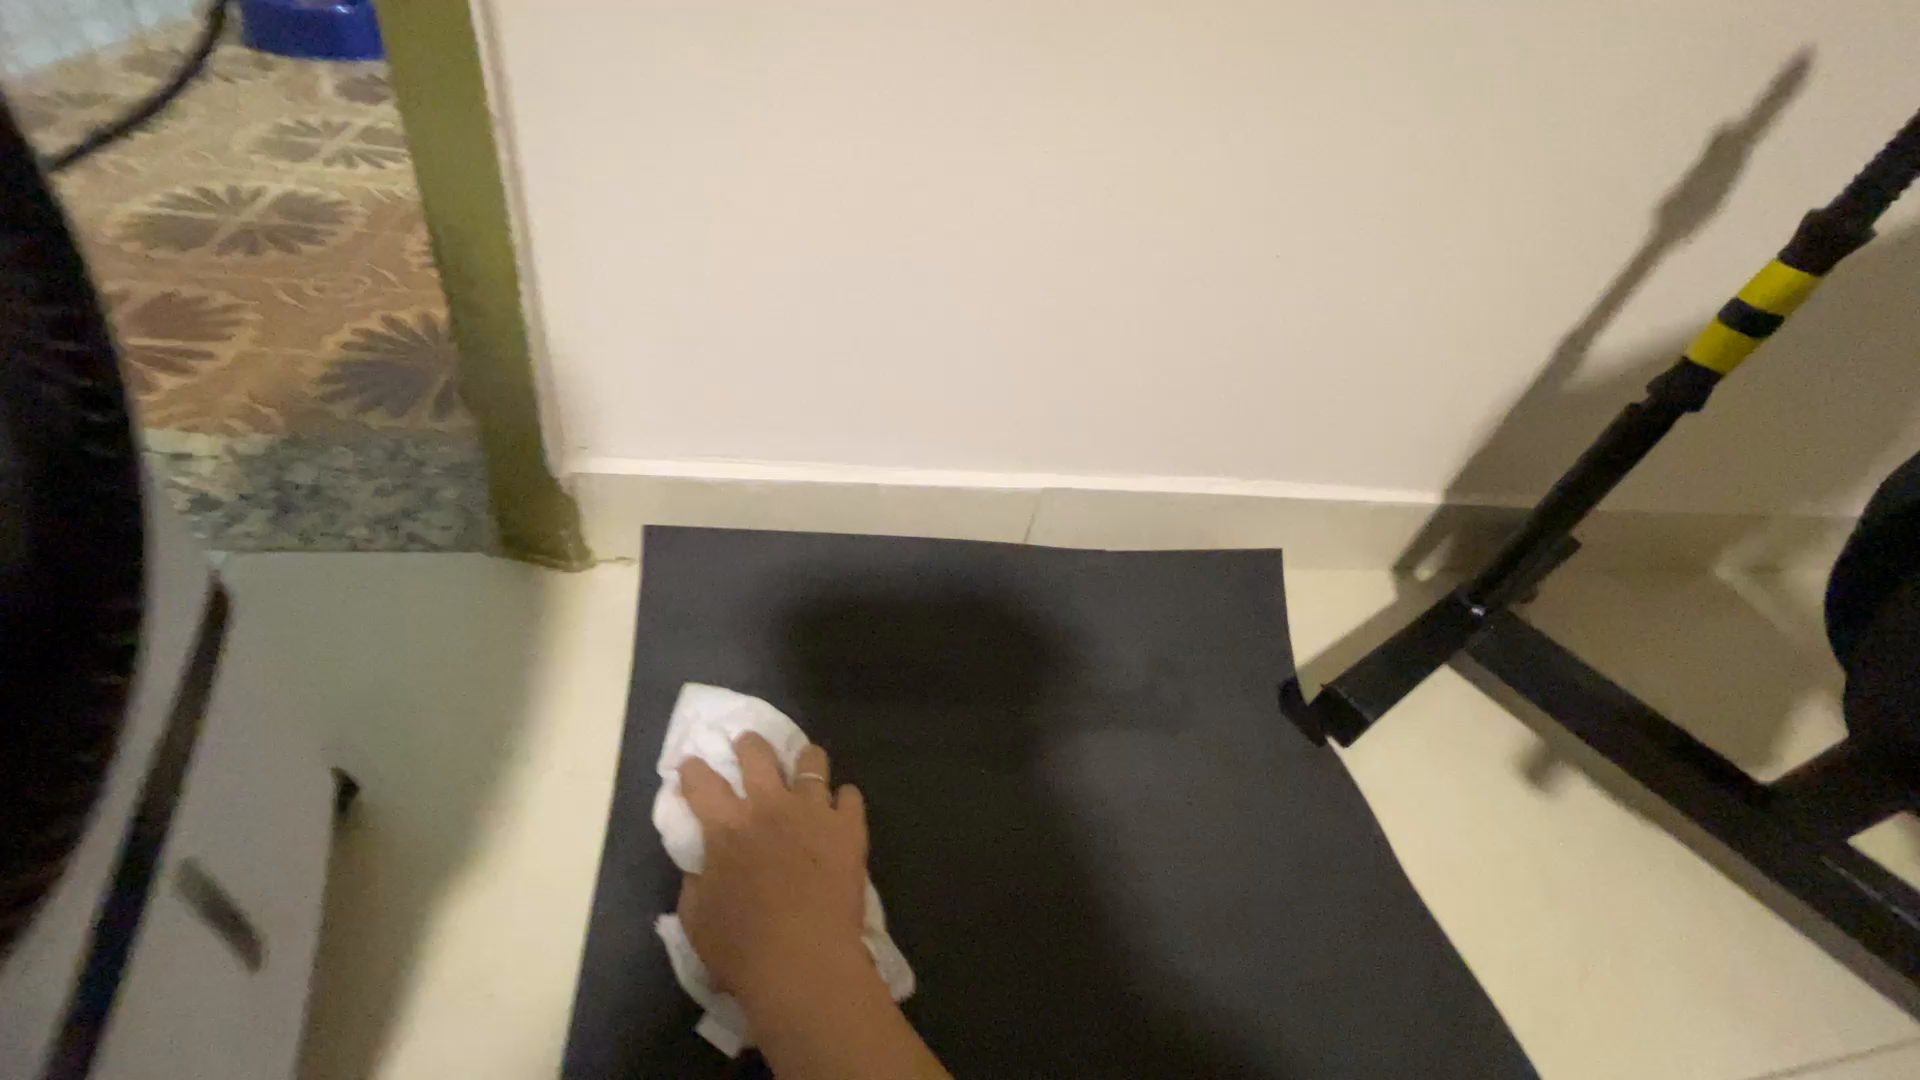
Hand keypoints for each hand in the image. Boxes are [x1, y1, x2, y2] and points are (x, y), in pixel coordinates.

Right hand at [677, 734, 871, 1002]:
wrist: (804, 960)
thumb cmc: (742, 948)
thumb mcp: (698, 918)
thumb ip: (698, 881)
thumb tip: (704, 865)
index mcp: (728, 827)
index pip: (702, 784)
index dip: (693, 770)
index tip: (690, 762)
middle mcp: (770, 807)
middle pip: (758, 756)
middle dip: (749, 744)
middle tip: (747, 743)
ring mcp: (814, 812)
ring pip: (811, 763)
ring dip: (804, 759)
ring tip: (804, 760)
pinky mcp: (849, 828)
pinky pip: (850, 796)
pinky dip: (844, 798)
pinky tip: (841, 804)